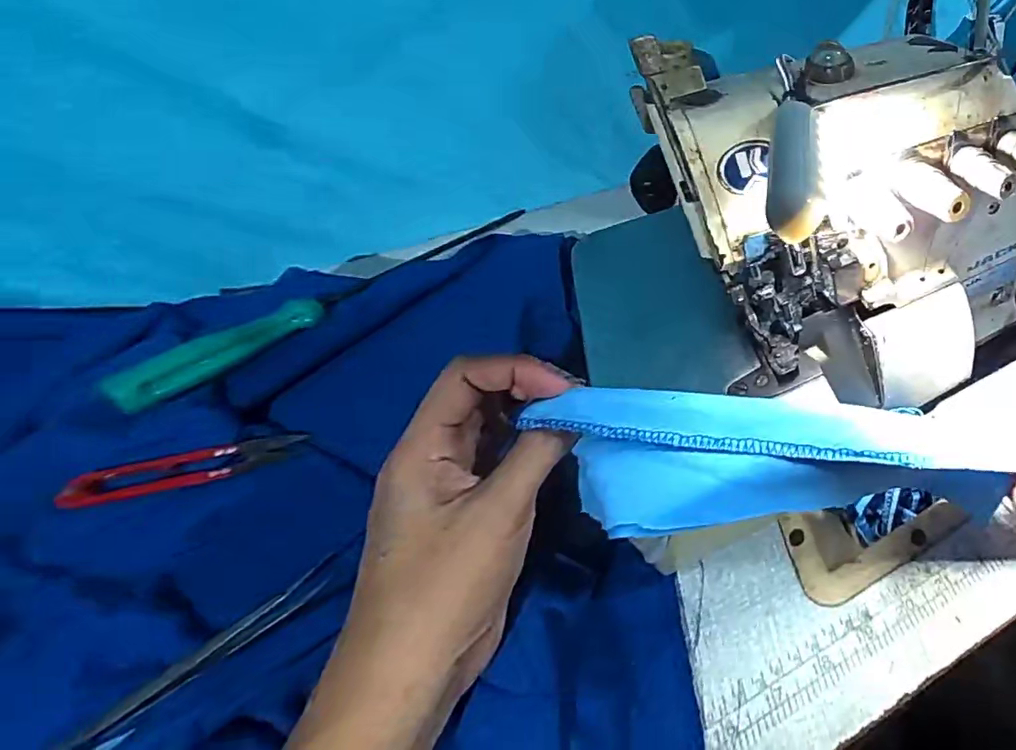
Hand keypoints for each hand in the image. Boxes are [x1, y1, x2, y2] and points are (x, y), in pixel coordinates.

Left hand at [290, 355, 578, 749]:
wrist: (413, 668)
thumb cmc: (446, 584)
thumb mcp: (499, 511)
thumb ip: (538, 450)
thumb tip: (576, 410)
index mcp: (422, 449)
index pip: (465, 376)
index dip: (516, 369)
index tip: (565, 390)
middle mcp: (434, 455)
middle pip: (480, 393)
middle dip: (531, 385)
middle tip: (580, 400)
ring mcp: (452, 479)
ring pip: (495, 422)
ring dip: (537, 412)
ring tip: (579, 416)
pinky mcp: (472, 503)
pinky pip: (504, 453)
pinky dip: (536, 440)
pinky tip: (564, 444)